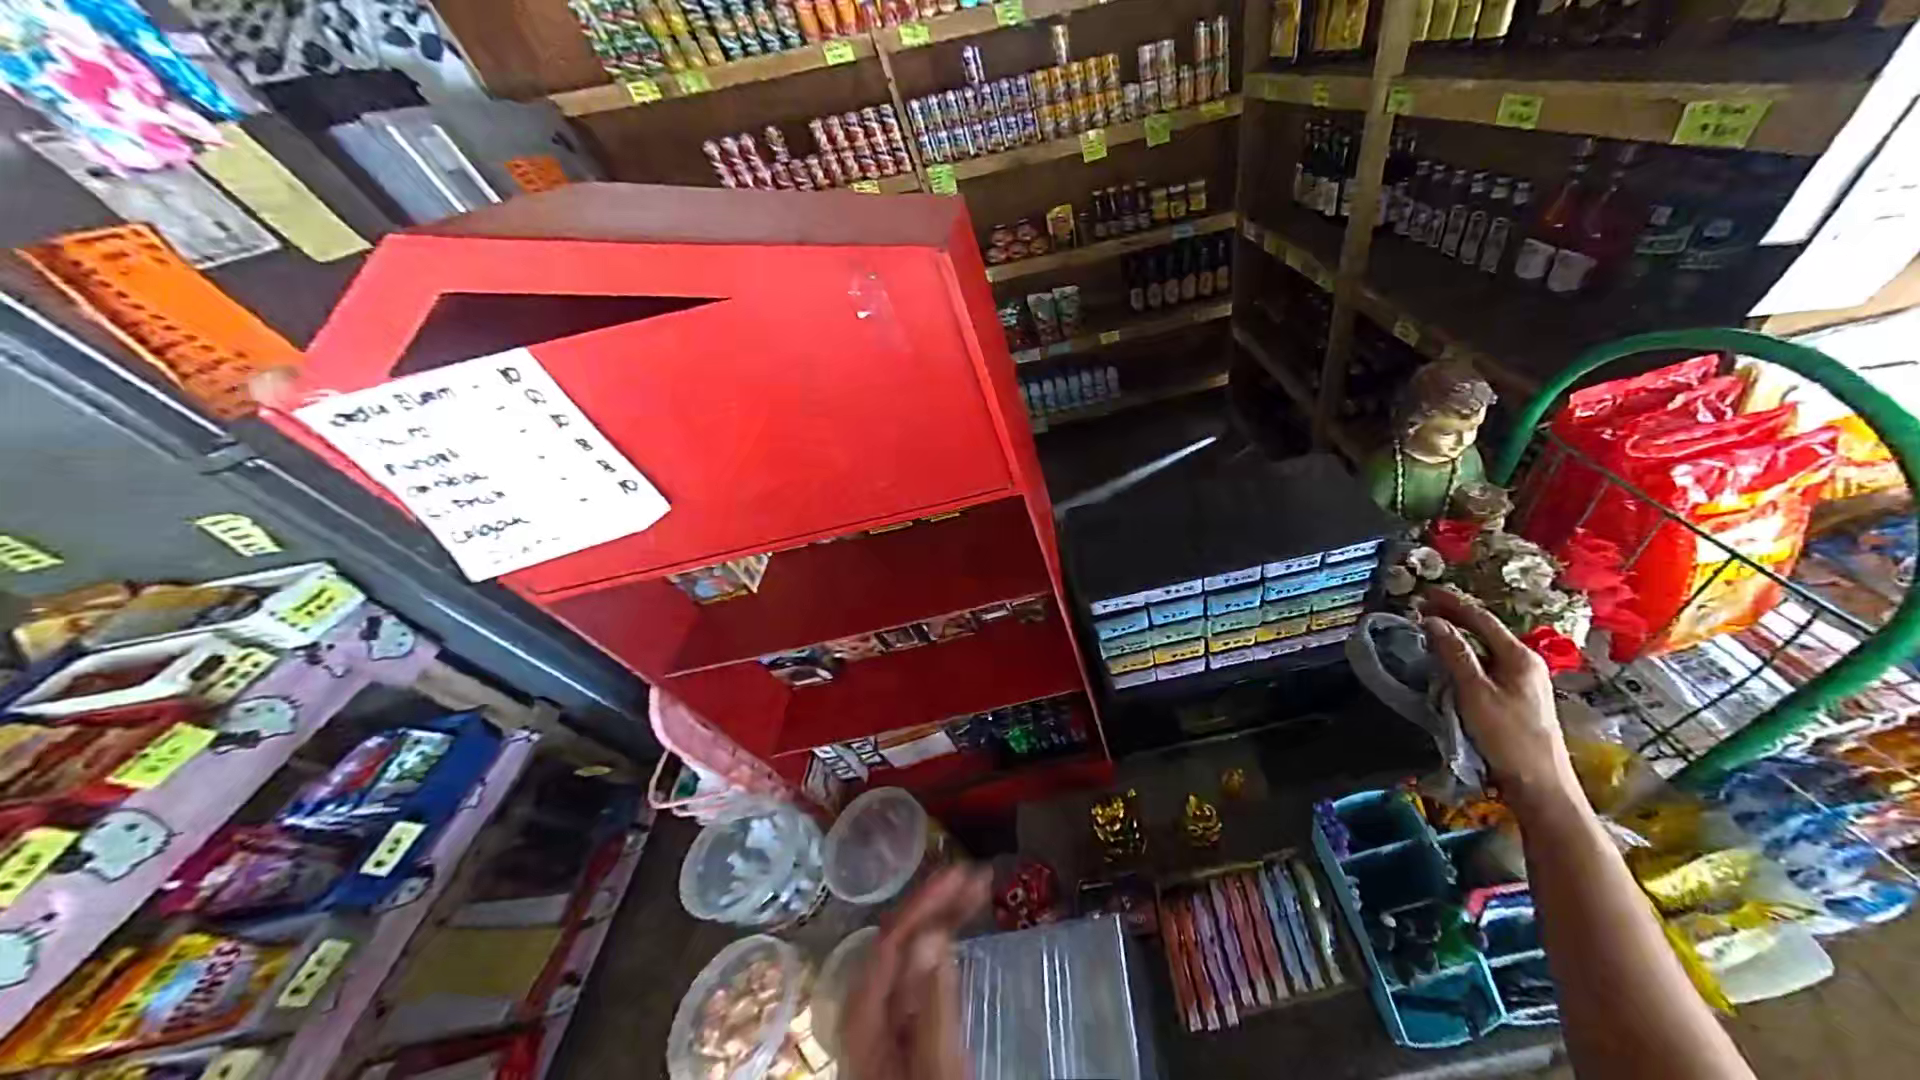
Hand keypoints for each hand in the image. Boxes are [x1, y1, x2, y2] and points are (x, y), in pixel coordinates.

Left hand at [839, 865, 989, 1079]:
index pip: (890, 940)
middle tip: (977, 877)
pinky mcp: (902, 1028)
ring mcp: (885, 1018)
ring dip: (941, 918)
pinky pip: (919, 972)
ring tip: (976, 890)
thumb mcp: (935, 1069)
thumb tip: (934, 936)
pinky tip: (958, 931)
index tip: (961, 875)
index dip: (924, 902)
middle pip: (900, 940)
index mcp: (864, 1016)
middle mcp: (868, 1008)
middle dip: (937, 903)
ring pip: (911, 952)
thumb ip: (934, 1004)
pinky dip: (941, 945)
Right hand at [1418, 588, 1578, 811]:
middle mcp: (1524, 662)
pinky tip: (1449, 655)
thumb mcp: (1475, 692)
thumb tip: (1432, 621)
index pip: (1481, 619)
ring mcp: (1522, 679)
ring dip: (1457, 633)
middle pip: (1485, 629)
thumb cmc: (1507, 735)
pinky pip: (1486, 661)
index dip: (1452, 603)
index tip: (1424, 592)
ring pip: (1485, 646)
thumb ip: (1454, 654)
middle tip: (1421, 605)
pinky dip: (1464, 651)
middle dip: (1454, 615)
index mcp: (1518, 656)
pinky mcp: (1515, 694)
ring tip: (1430, 626)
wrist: (1538, 781)